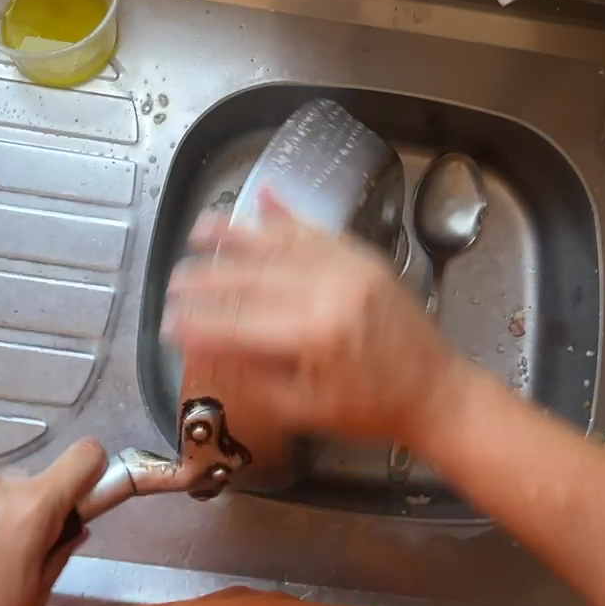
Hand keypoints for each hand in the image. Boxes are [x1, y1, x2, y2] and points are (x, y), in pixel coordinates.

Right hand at [162, 191, 469, 444]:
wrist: (436, 392)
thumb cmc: (372, 409)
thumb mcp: (305, 408)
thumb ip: (253, 375)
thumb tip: (206, 348)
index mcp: (316, 335)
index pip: (240, 324)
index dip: (199, 323)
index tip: (168, 322)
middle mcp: (330, 290)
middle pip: (254, 277)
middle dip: (208, 278)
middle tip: (174, 280)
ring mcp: (349, 267)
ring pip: (281, 244)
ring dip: (237, 234)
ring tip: (201, 228)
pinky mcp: (364, 257)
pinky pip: (317, 229)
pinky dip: (287, 214)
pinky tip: (263, 197)